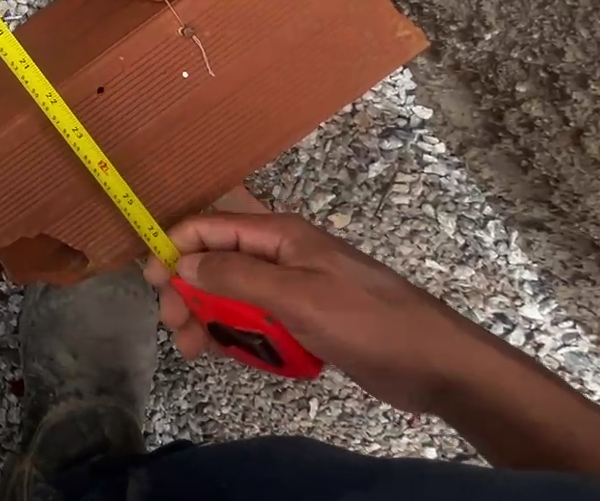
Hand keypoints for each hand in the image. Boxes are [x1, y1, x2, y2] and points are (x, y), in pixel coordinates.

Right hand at [144, 213, 499, 412]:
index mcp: (278, 235)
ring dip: (209, 319)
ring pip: (232, 295)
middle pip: (215, 264)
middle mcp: (279, 255)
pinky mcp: (304, 319)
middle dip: (189, 293)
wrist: (446, 371)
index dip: (174, 248)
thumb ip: (235, 277)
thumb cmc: (370, 322)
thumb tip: (182, 262)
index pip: (208, 228)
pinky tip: (230, 353)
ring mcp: (292, 287)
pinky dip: (239, 335)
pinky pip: (256, 320)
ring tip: (197, 349)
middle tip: (176, 327)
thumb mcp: (297, 297)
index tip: (152, 281)